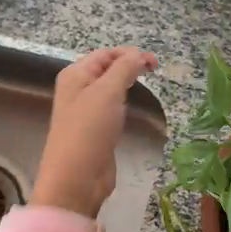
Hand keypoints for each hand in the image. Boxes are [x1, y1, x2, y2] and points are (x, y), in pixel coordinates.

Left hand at [30, 47, 157, 219]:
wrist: (77, 177)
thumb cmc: (89, 130)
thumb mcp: (108, 92)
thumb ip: (124, 69)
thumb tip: (139, 54)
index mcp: (75, 75)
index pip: (105, 54)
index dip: (130, 53)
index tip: (155, 62)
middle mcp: (78, 90)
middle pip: (106, 69)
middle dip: (130, 66)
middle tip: (155, 71)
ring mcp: (86, 111)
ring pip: (110, 89)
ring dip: (127, 83)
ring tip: (147, 84)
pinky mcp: (95, 130)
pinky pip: (111, 109)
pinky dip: (124, 103)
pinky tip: (134, 108)